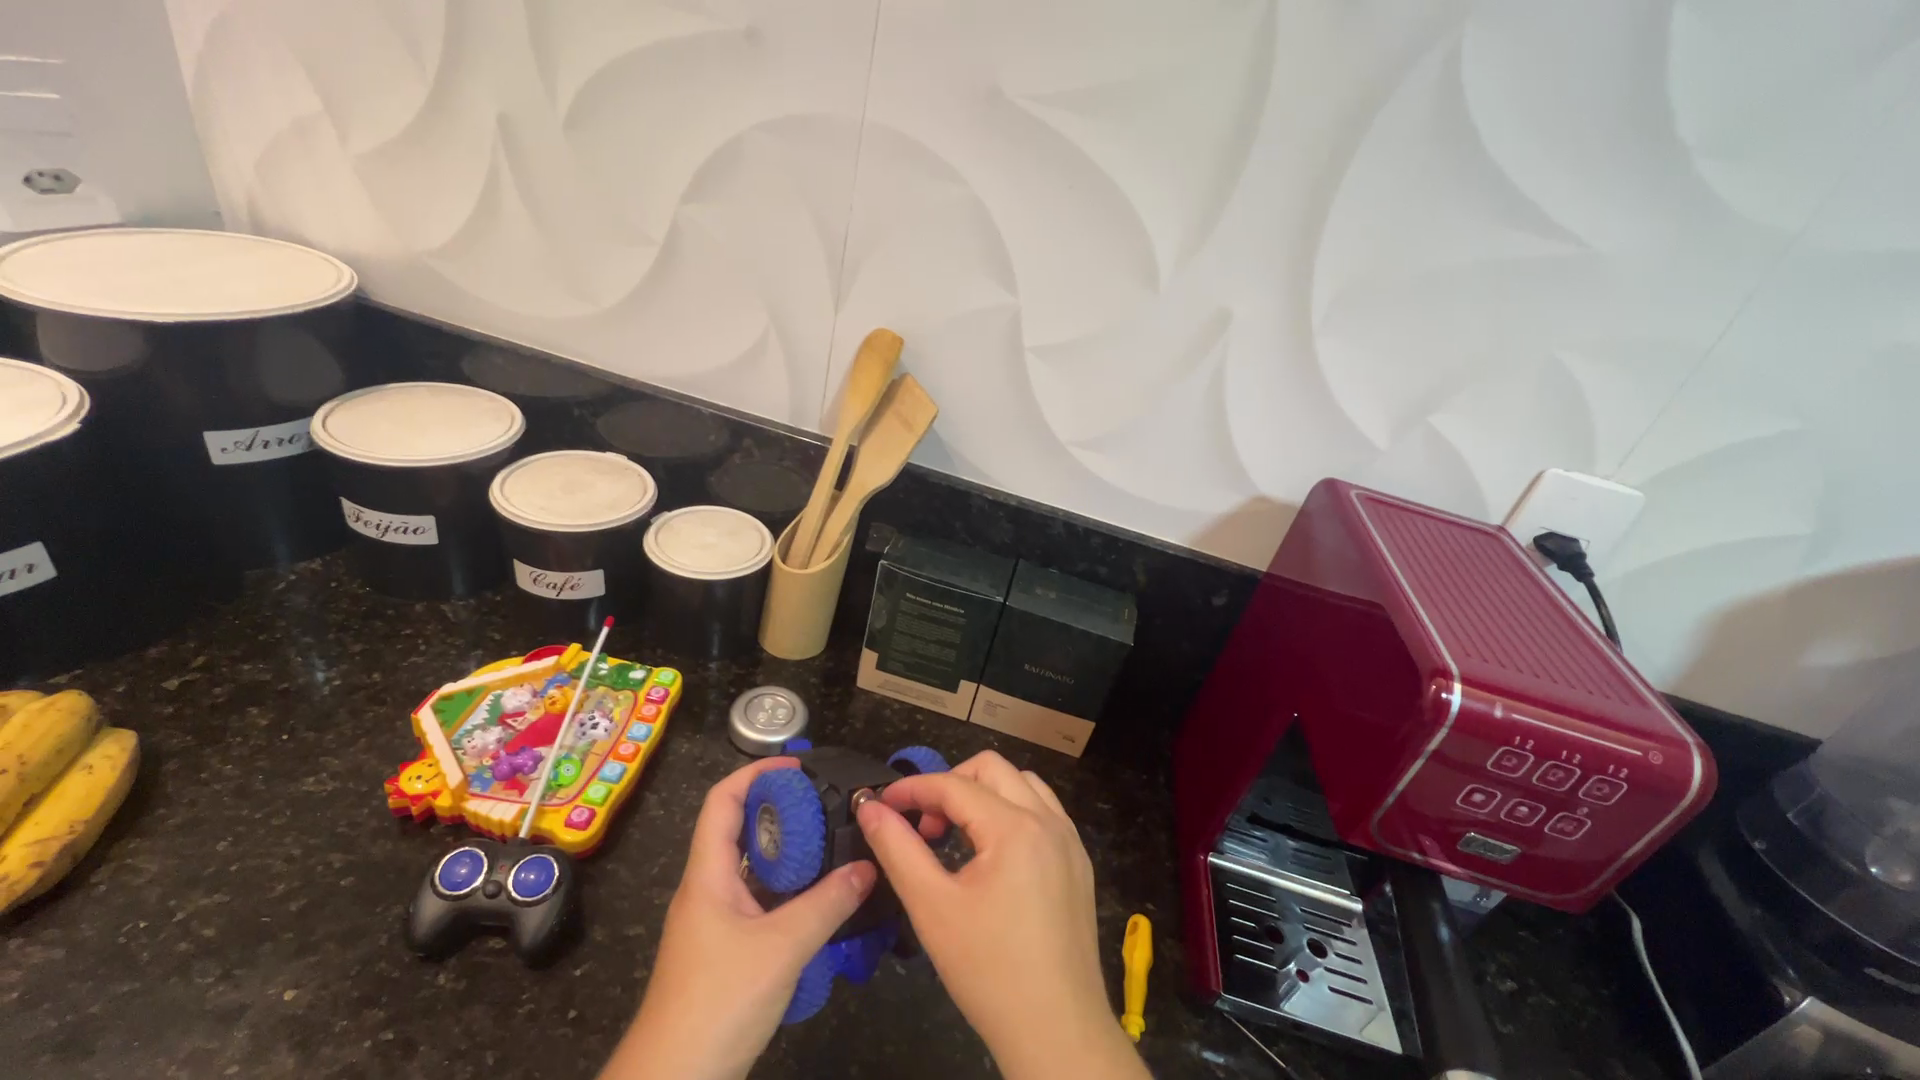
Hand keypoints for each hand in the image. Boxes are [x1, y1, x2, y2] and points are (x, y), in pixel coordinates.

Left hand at [599, 758, 875, 1079]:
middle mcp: (706, 891)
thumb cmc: (719, 1000)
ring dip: (787, 855)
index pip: (721, 802)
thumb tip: (868, 867)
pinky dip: (787, 892)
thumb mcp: (781, 947)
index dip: (755, 774)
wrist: (675, 1079)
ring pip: (751, 871)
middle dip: (781, 812)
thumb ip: (827, 904)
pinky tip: (820, 900)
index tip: (798, 765)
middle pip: (738, 832)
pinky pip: (758, 903)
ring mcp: (713, 923)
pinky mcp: (724, 952)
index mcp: (707, 876)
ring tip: (833, 846)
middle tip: (829, 807)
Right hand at [857, 751, 1148, 1079]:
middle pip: (992, 768)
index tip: (880, 806)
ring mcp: (1070, 841)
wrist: (1056, 1028)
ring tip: (956, 836)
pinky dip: (1012, 812)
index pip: (954, 785)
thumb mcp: (931, 907)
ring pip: (1023, 785)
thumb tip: (870, 807)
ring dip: (984, 794)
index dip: (911, 790)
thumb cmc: (988, 970)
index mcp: (1015, 828)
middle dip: (950, 785)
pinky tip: (992, 854)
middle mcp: (1049, 822)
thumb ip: (898, 848)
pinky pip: (1044, 812)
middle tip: (925, 827)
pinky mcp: (1079, 864)